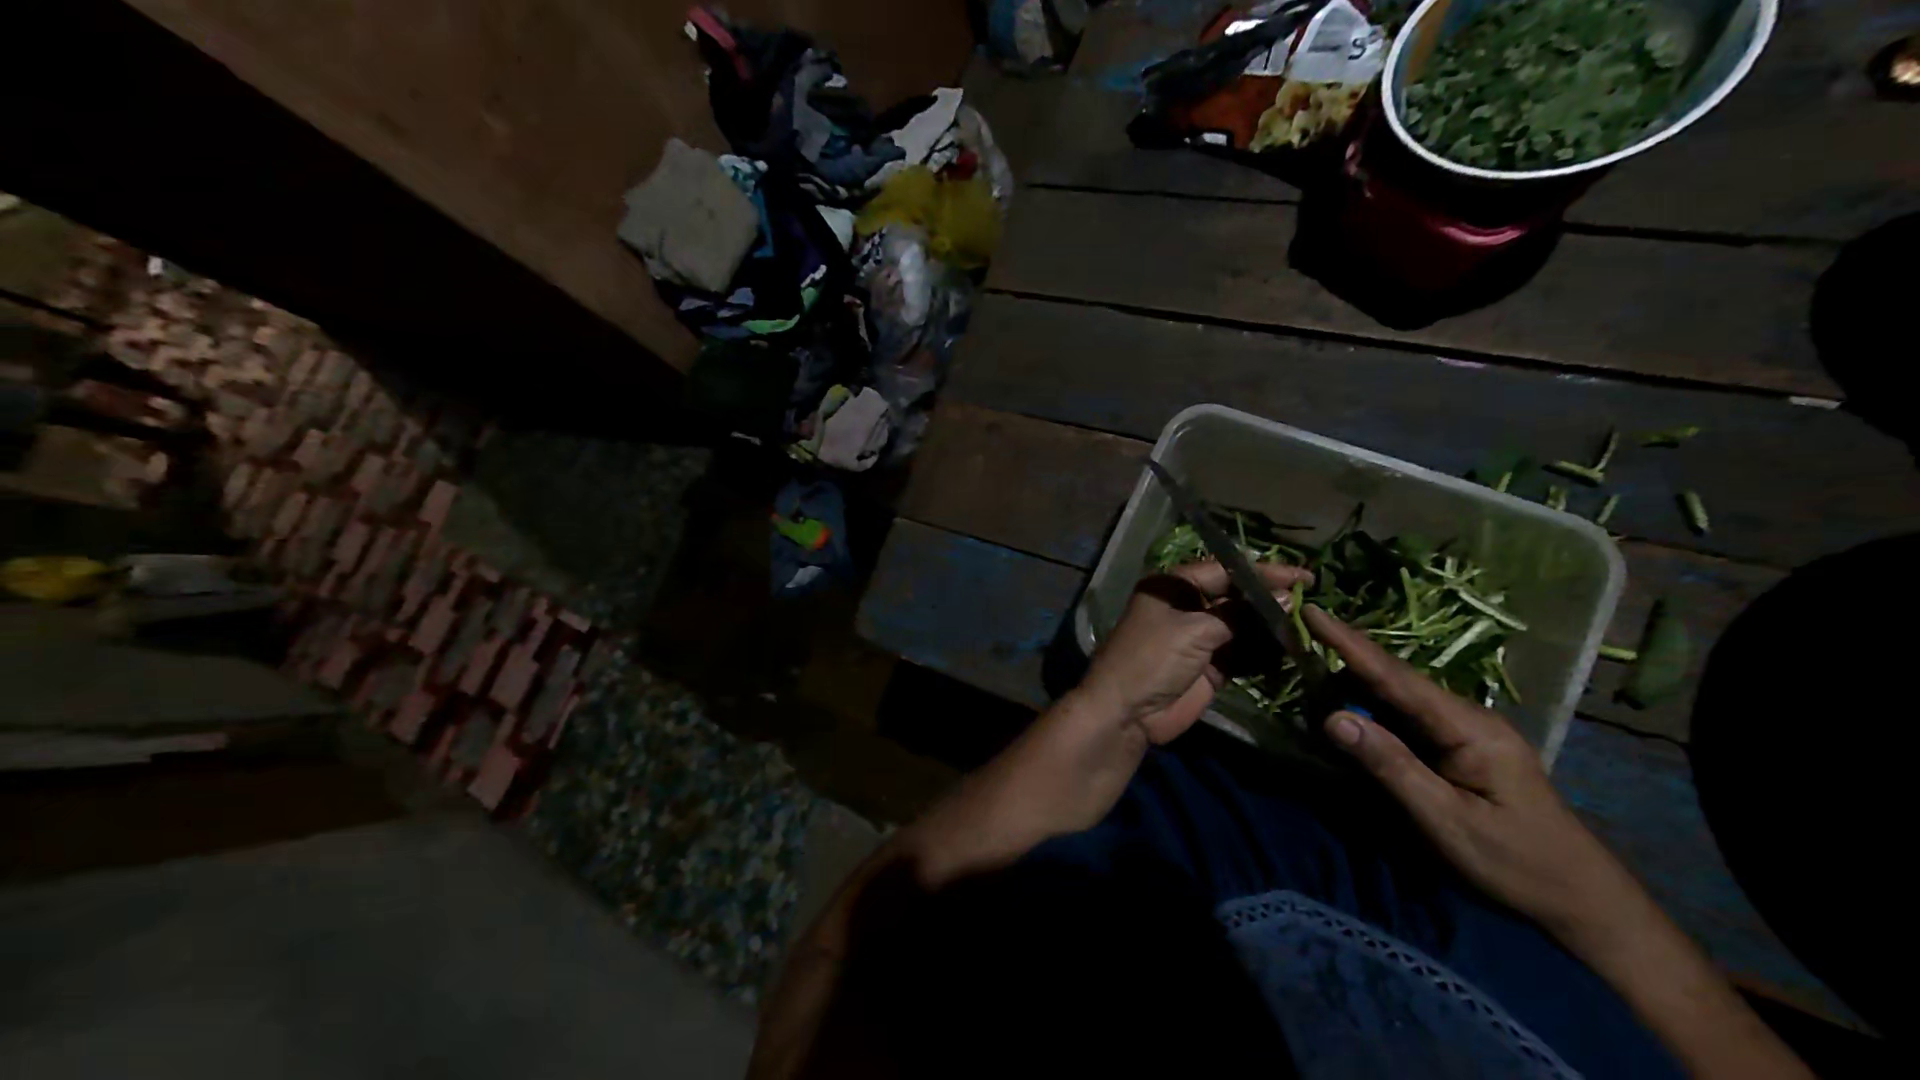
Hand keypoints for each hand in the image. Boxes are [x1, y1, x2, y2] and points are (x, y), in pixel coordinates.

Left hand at [1081, 560, 1312, 744]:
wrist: (1127, 712)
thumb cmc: (1152, 659)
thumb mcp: (1194, 630)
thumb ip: (1239, 615)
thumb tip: (1284, 600)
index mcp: (1174, 586)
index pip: (1225, 571)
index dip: (1263, 573)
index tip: (1303, 577)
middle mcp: (1187, 607)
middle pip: (1237, 598)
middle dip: (1270, 602)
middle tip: (1311, 604)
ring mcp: (1199, 638)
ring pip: (1243, 626)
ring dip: (1272, 629)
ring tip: (1309, 628)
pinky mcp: (1210, 667)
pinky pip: (1243, 654)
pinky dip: (1265, 653)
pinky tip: (1293, 651)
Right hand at [1305, 605, 1630, 930]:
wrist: (1584, 901)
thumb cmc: (1515, 863)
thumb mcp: (1446, 820)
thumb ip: (1390, 765)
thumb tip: (1332, 717)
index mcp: (1469, 728)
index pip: (1396, 678)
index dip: (1350, 644)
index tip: (1312, 611)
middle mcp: (1469, 717)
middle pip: (1397, 678)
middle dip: (1348, 653)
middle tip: (1301, 631)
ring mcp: (1468, 731)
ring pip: (1401, 695)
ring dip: (1357, 679)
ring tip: (1313, 661)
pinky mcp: (1463, 748)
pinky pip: (1408, 715)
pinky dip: (1373, 704)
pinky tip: (1351, 702)